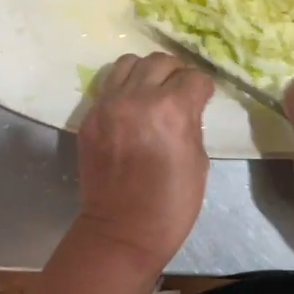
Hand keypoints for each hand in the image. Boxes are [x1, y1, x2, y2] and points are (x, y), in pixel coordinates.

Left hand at [76, 53, 216, 273]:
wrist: (122, 232)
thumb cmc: (171, 205)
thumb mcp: (199, 162)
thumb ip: (192, 124)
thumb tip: (187, 109)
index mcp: (172, 110)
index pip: (194, 78)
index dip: (203, 89)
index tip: (203, 99)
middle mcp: (137, 98)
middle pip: (160, 62)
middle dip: (176, 74)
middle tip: (180, 92)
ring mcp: (108, 106)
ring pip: (129, 63)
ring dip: (146, 73)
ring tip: (152, 92)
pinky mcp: (90, 118)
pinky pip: (108, 86)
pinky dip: (124, 89)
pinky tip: (132, 108)